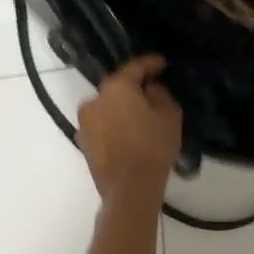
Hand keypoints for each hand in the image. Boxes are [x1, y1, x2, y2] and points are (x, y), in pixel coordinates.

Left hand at [77, 55, 182, 205]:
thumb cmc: (153, 145)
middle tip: (153, 91)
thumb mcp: (169, 113)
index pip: (136, 67)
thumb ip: (160, 93)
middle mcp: (94, 100)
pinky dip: (115, 123)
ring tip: (141, 115)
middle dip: (135, 87)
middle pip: (118, 87)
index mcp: (115, 87)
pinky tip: (130, 132)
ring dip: (122, 107)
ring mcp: (85, 123)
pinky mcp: (83, 143)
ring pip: (108, 107)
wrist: (130, 190)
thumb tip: (149, 90)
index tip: (163, 63)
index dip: (152, 63)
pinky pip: (103, 124)